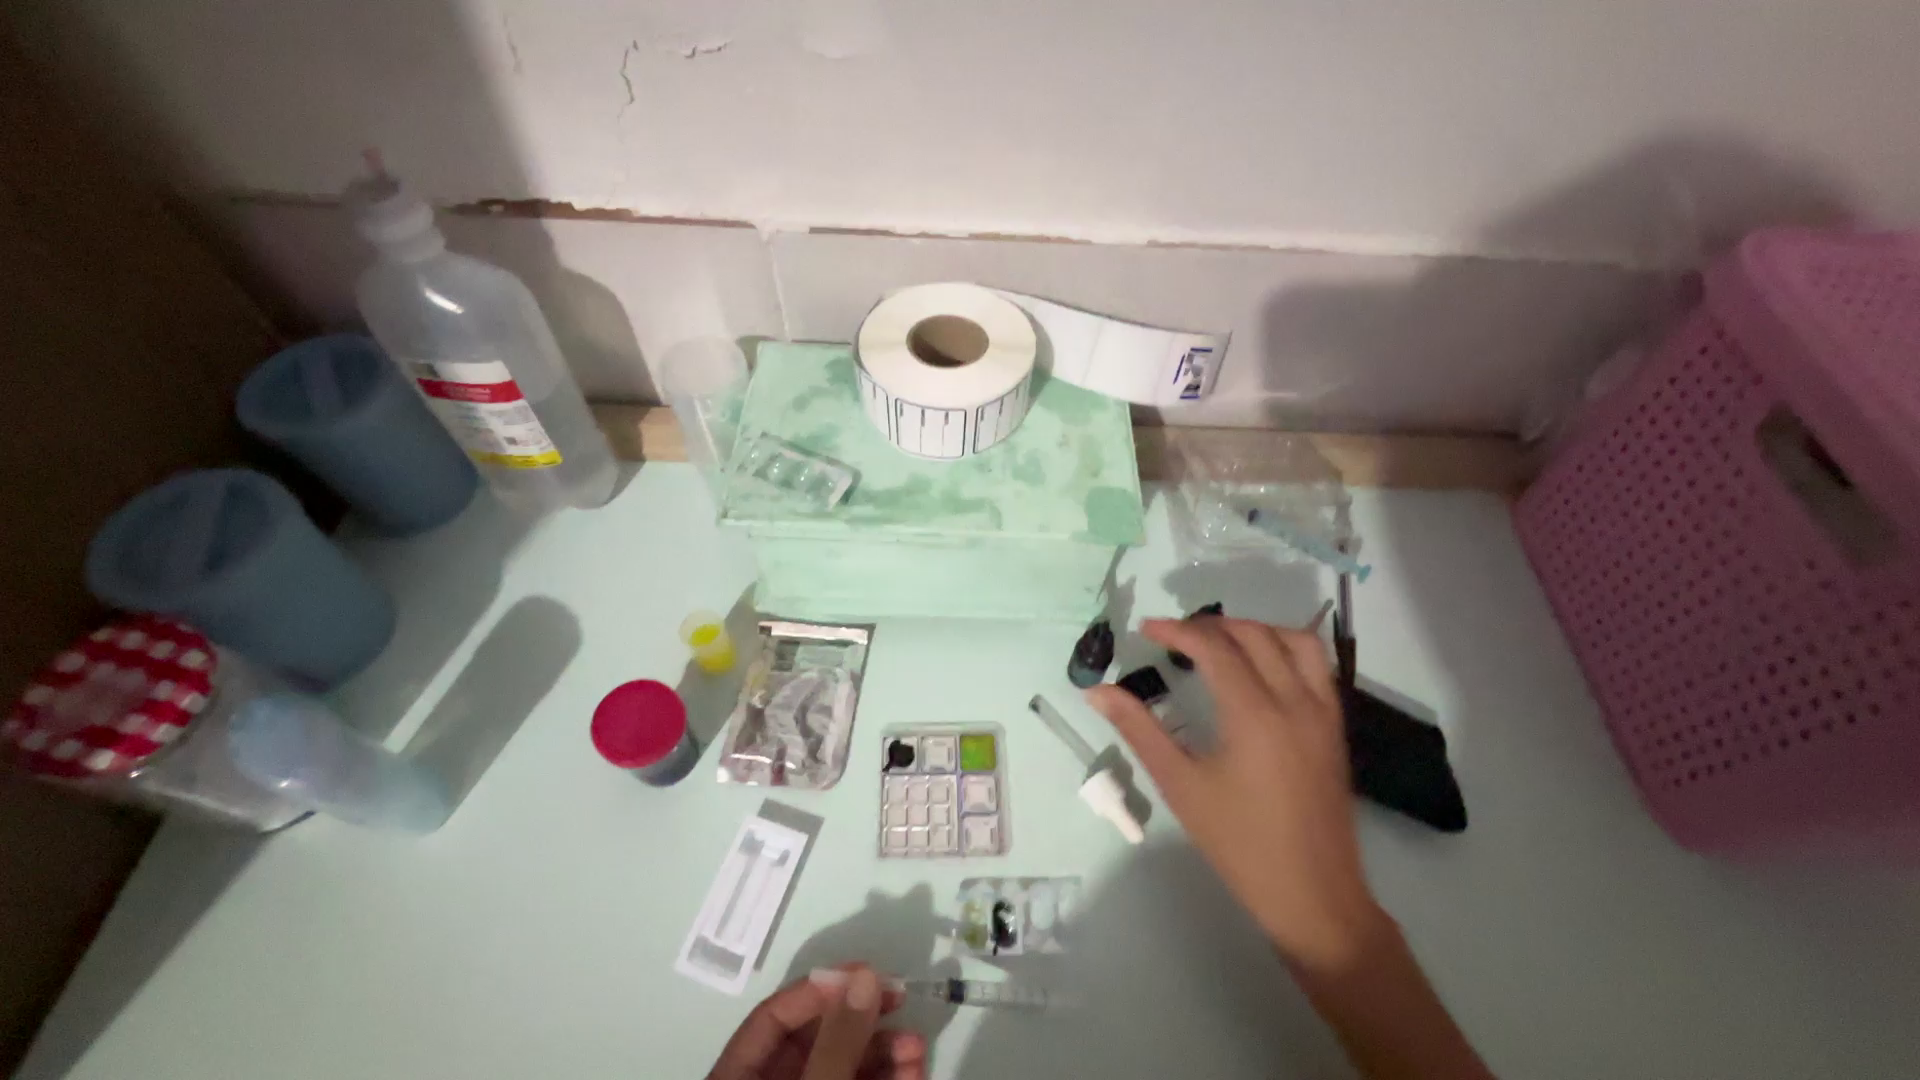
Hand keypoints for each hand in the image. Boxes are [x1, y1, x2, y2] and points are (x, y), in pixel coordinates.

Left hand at [707, 965, 926, 1079]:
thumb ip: (838, 1041)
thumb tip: (865, 975)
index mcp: (736, 1078)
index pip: (772, 1017)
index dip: (818, 990)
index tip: (866, 973)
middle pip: (815, 1040)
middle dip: (863, 1022)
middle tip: (901, 1002)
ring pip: (841, 1067)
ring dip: (883, 1053)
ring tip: (918, 1047)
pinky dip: (885, 1079)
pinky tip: (914, 1071)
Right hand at [1086, 616, 1390, 972]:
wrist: (1311, 893)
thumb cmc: (1238, 843)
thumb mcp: (1179, 785)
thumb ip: (1138, 729)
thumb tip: (1097, 690)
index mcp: (1253, 714)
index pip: (1214, 647)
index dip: (1177, 631)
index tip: (1146, 630)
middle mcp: (1294, 700)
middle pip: (1254, 635)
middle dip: (1211, 624)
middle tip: (1176, 635)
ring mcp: (1322, 712)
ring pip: (1295, 641)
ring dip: (1255, 628)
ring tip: (1220, 641)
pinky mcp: (1335, 728)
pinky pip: (1317, 666)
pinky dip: (1285, 648)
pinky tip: (1260, 668)